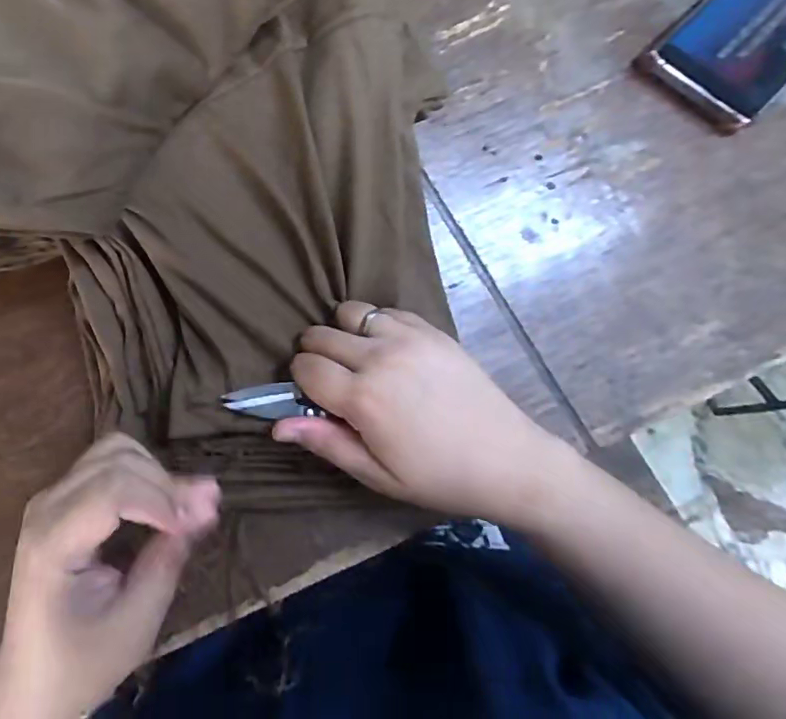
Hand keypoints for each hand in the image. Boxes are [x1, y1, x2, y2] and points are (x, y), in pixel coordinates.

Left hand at [0, 433, 220, 718]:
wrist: (33, 685)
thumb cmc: (81, 663)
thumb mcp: (133, 624)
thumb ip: (167, 560)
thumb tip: (206, 506)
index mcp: (52, 541)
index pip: (113, 490)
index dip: (161, 498)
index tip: (199, 521)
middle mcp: (46, 506)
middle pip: (116, 461)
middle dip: (165, 482)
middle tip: (206, 509)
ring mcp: (50, 498)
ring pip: (114, 451)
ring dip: (155, 472)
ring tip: (187, 504)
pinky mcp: (63, 499)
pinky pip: (107, 463)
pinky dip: (143, 473)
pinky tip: (166, 498)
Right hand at [274, 300, 570, 520]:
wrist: (509, 460)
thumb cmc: (438, 476)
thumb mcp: (377, 474)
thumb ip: (325, 442)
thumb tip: (276, 424)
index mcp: (363, 398)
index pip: (305, 367)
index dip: (301, 382)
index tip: (315, 398)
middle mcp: (379, 357)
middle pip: (319, 335)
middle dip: (315, 355)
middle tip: (335, 382)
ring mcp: (407, 337)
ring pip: (348, 312)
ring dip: (343, 333)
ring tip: (360, 360)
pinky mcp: (429, 328)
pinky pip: (384, 310)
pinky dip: (375, 324)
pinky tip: (390, 352)